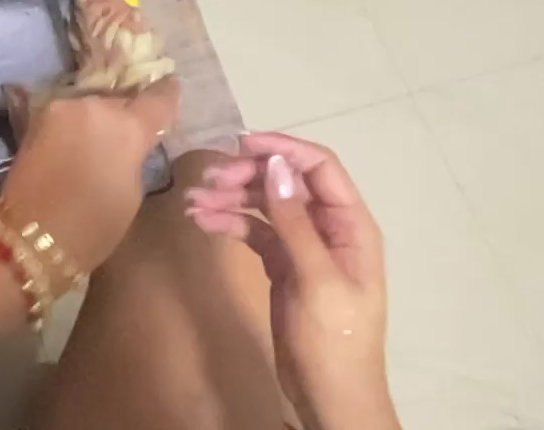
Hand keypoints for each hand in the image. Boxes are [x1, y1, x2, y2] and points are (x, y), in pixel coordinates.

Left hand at [0, 77, 178, 274]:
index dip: (167, 94)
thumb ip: (135, 155)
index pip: (157, 99)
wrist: (30, 234)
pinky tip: (78, 144)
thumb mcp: (131, 192)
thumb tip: (130, 142)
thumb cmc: (92, 226)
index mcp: (127, 127)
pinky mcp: (39, 116)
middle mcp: (96, 106)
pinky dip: (78, 126)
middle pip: (122, 101)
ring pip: (93, 106)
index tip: (171, 88)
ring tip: (100, 144)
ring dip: (99, 120)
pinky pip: (70, 115)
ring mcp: (63, 107)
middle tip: (130, 135)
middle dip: (128, 114)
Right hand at [185, 133, 399, 429]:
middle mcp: (327, 226)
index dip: (282, 148)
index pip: (319, 167)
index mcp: (351, 225)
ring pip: (263, 202)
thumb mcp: (317, 280)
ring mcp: (302, 243)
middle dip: (246, 174)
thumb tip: (275, 165)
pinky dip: (227, 220)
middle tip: (208, 179)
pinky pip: (252, 228)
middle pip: (284, 181)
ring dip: (229, 197)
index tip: (240, 144)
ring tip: (192, 200)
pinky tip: (201, 220)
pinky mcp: (280, 261)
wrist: (331, 400)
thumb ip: (296, 222)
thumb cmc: (336, 341)